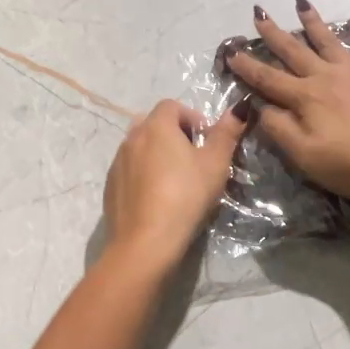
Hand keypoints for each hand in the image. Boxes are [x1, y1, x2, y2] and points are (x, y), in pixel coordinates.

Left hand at [103, 100, 246, 264]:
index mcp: (156, 126)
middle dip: (174, 135)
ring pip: (140, 147)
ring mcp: (117, 162)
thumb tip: (239, 108)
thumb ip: (226, 133)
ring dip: (157, 154)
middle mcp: (132, 137)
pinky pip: (130, 170)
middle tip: (193, 159)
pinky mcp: (110, 186)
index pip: (172, 105)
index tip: (206, 141)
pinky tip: (157, 199)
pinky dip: (143, 175)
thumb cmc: (185, 196)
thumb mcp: (215, 164)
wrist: (144, 243)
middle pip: (154, 124)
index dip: (192, 117)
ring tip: (176, 181)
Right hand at [224, 0, 349, 207]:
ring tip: (301, 1)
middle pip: (294, 51)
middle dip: (273, 33)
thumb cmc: (349, 165)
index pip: (268, 79)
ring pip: (328, 41)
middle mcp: (326, 77)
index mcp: (305, 98)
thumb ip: (278, 128)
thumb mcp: (304, 155)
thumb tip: (259, 107)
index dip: (247, 66)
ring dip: (313, 21)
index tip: (231, 51)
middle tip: (258, 13)